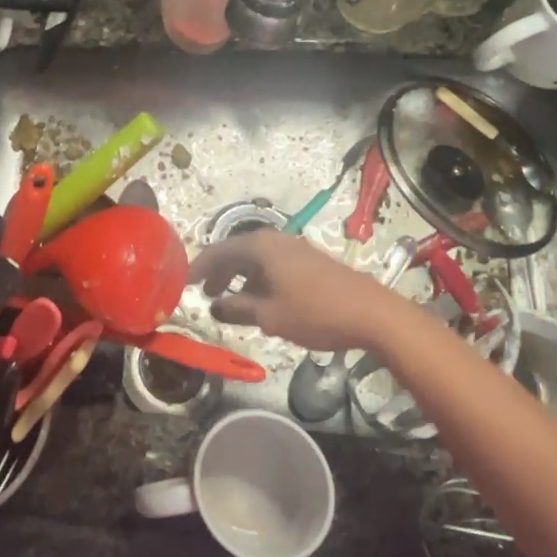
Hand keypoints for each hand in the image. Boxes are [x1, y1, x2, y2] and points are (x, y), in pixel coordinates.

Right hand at [189, 230, 413, 353]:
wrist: (373, 314)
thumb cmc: (315, 313)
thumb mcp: (270, 316)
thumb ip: (237, 309)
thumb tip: (214, 306)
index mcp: (259, 247)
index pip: (218, 251)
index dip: (198, 267)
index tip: (184, 283)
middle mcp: (274, 240)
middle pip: (236, 252)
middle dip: (219, 272)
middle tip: (207, 294)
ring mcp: (294, 248)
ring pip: (256, 259)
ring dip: (240, 277)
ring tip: (233, 302)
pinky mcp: (310, 261)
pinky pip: (273, 264)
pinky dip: (259, 279)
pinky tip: (263, 301)